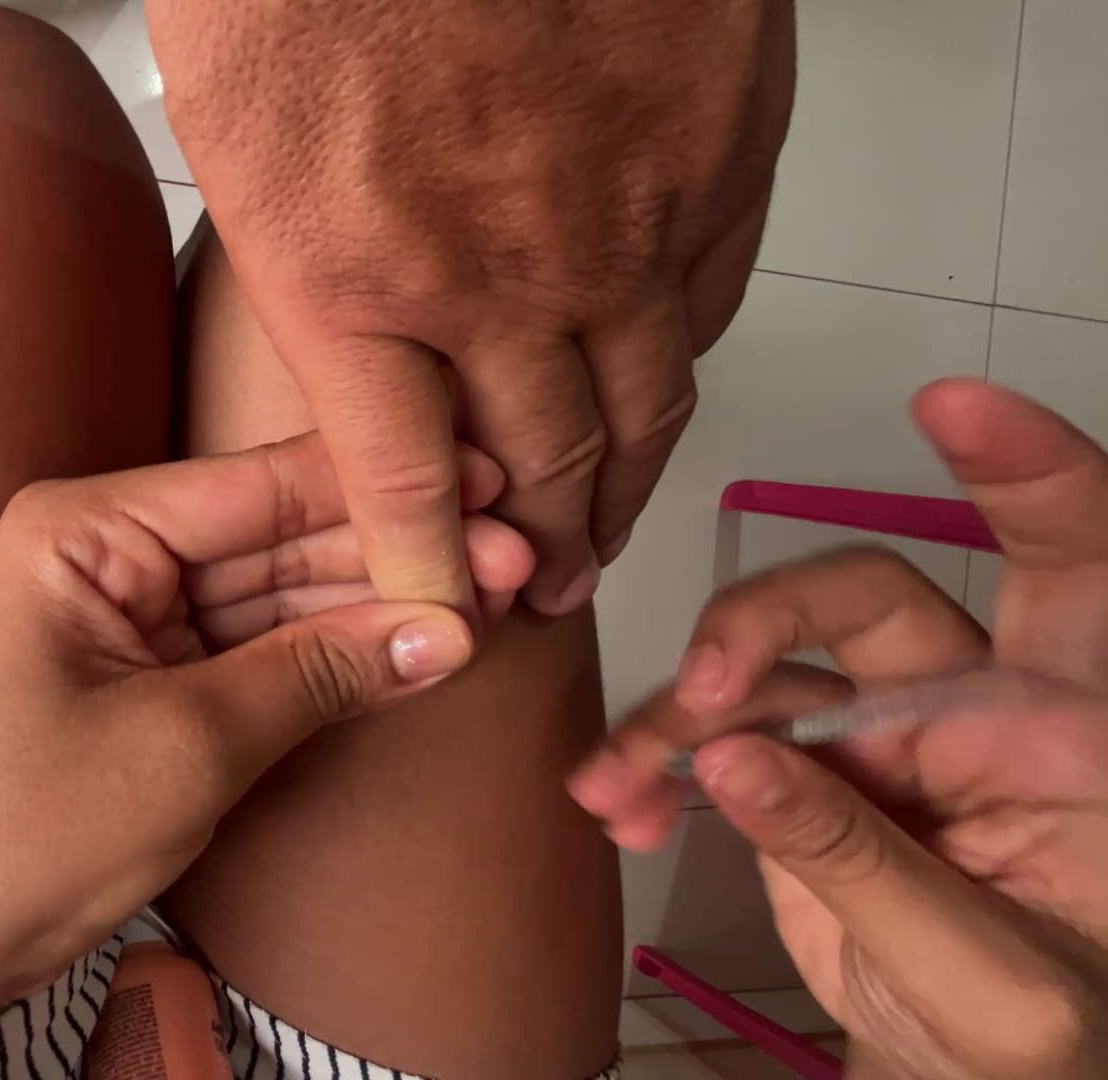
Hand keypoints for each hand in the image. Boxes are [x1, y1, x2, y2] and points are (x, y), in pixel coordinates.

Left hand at [0, 433, 530, 1017]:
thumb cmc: (11, 837)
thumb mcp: (183, 744)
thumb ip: (316, 674)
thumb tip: (441, 631)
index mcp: (79, 530)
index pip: (250, 488)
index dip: (371, 490)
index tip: (479, 481)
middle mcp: (100, 555)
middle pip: (266, 538)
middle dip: (383, 553)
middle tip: (505, 552)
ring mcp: (124, 617)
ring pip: (267, 596)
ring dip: (366, 606)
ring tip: (481, 597)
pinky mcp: (143, 676)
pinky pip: (247, 650)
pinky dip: (322, 656)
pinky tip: (405, 645)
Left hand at [147, 0, 793, 613]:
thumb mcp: (245, 174)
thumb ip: (304, 293)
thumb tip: (353, 376)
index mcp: (356, 291)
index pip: (401, 488)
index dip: (424, 569)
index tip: (439, 613)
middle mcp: (495, 276)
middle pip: (538, 463)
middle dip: (537, 548)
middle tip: (540, 595)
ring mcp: (611, 212)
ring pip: (638, 400)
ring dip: (624, 486)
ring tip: (600, 539)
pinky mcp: (703, 136)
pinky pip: (708, 294)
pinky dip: (682, 363)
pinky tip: (660, 396)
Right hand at [570, 380, 1107, 1077]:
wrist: (969, 1079)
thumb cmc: (1052, 1049)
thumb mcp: (989, 983)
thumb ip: (859, 862)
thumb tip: (732, 759)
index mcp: (1074, 740)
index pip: (1081, 573)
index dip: (1032, 480)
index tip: (951, 409)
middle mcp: (966, 708)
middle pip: (853, 598)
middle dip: (755, 626)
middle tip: (699, 689)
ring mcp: (864, 733)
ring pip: (746, 675)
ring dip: (669, 725)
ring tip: (617, 786)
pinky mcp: (786, 764)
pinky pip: (700, 736)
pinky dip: (649, 767)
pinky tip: (622, 806)